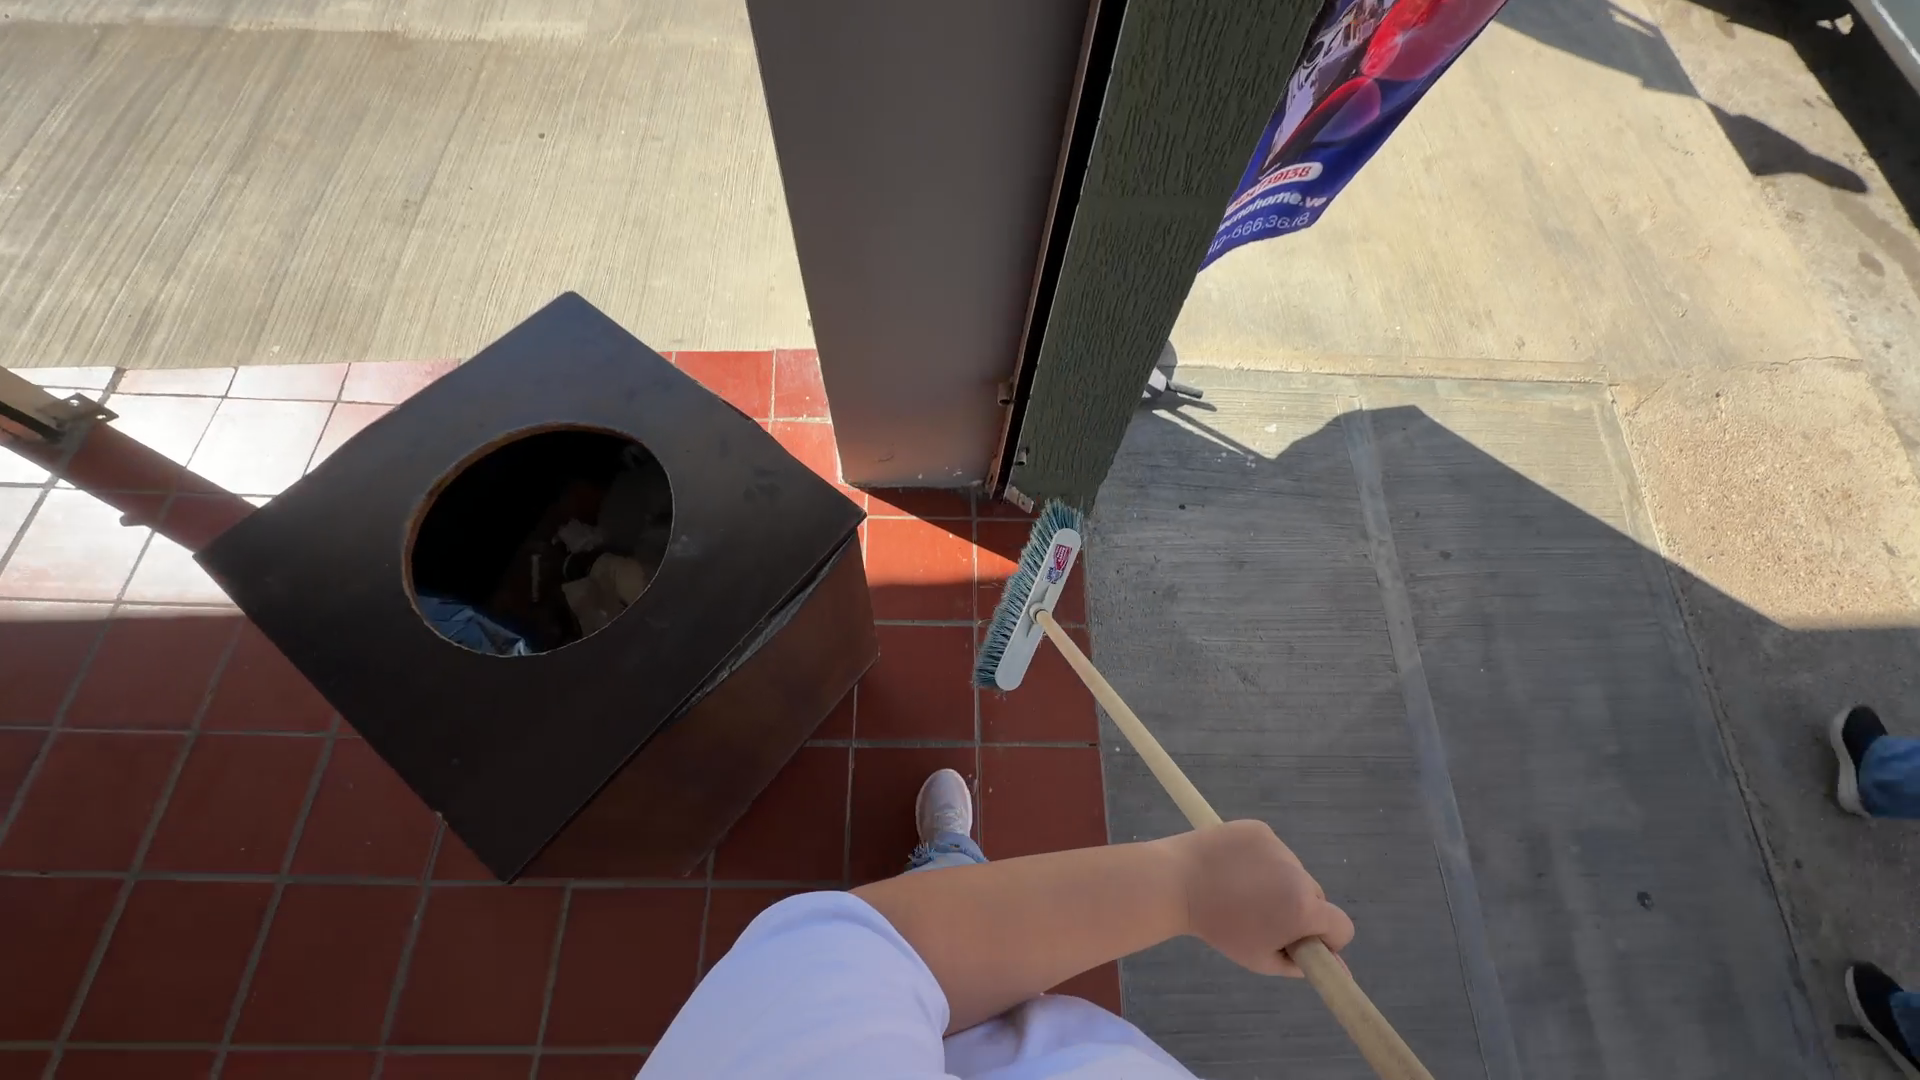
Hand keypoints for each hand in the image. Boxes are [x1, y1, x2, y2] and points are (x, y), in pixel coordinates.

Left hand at [1166, 819, 1354, 976]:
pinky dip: (1262, 859)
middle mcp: (1298, 872)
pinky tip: (1236, 866)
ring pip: (1292, 872)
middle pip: (1315, 896)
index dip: (1327, 937)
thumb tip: (1337, 966)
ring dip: (1278, 881)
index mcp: (1303, 908)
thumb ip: (1303, 964)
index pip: (1342, 926)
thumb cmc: (1219, 926)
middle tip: (1262, 913)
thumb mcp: (1262, 959)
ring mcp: (1278, 846)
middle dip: (1298, 908)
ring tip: (1241, 888)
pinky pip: (1273, 850)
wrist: (1177, 881)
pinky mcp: (1259, 829)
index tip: (1302, 939)